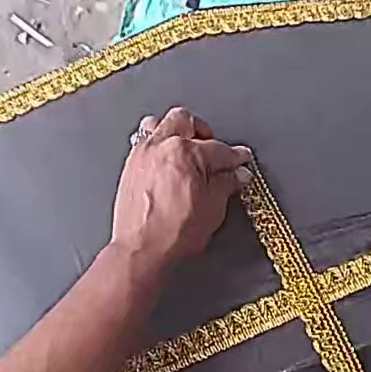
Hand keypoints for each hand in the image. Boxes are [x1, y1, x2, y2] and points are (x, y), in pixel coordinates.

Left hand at [111, 107, 251, 271]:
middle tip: (211, 148)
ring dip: (174, 131)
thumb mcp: (212, 209)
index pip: (219, 149)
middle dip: (202, 131)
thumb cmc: (172, 234)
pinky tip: (165, 161)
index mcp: (186, 152)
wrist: (141, 250)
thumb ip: (226, 184)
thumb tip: (236, 174)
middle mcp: (161, 146)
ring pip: (159, 124)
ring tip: (185, 148)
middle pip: (185, 120)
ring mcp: (142, 155)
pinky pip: (144, 142)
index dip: (234, 157)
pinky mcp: (130, 167)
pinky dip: (157, 146)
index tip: (240, 160)